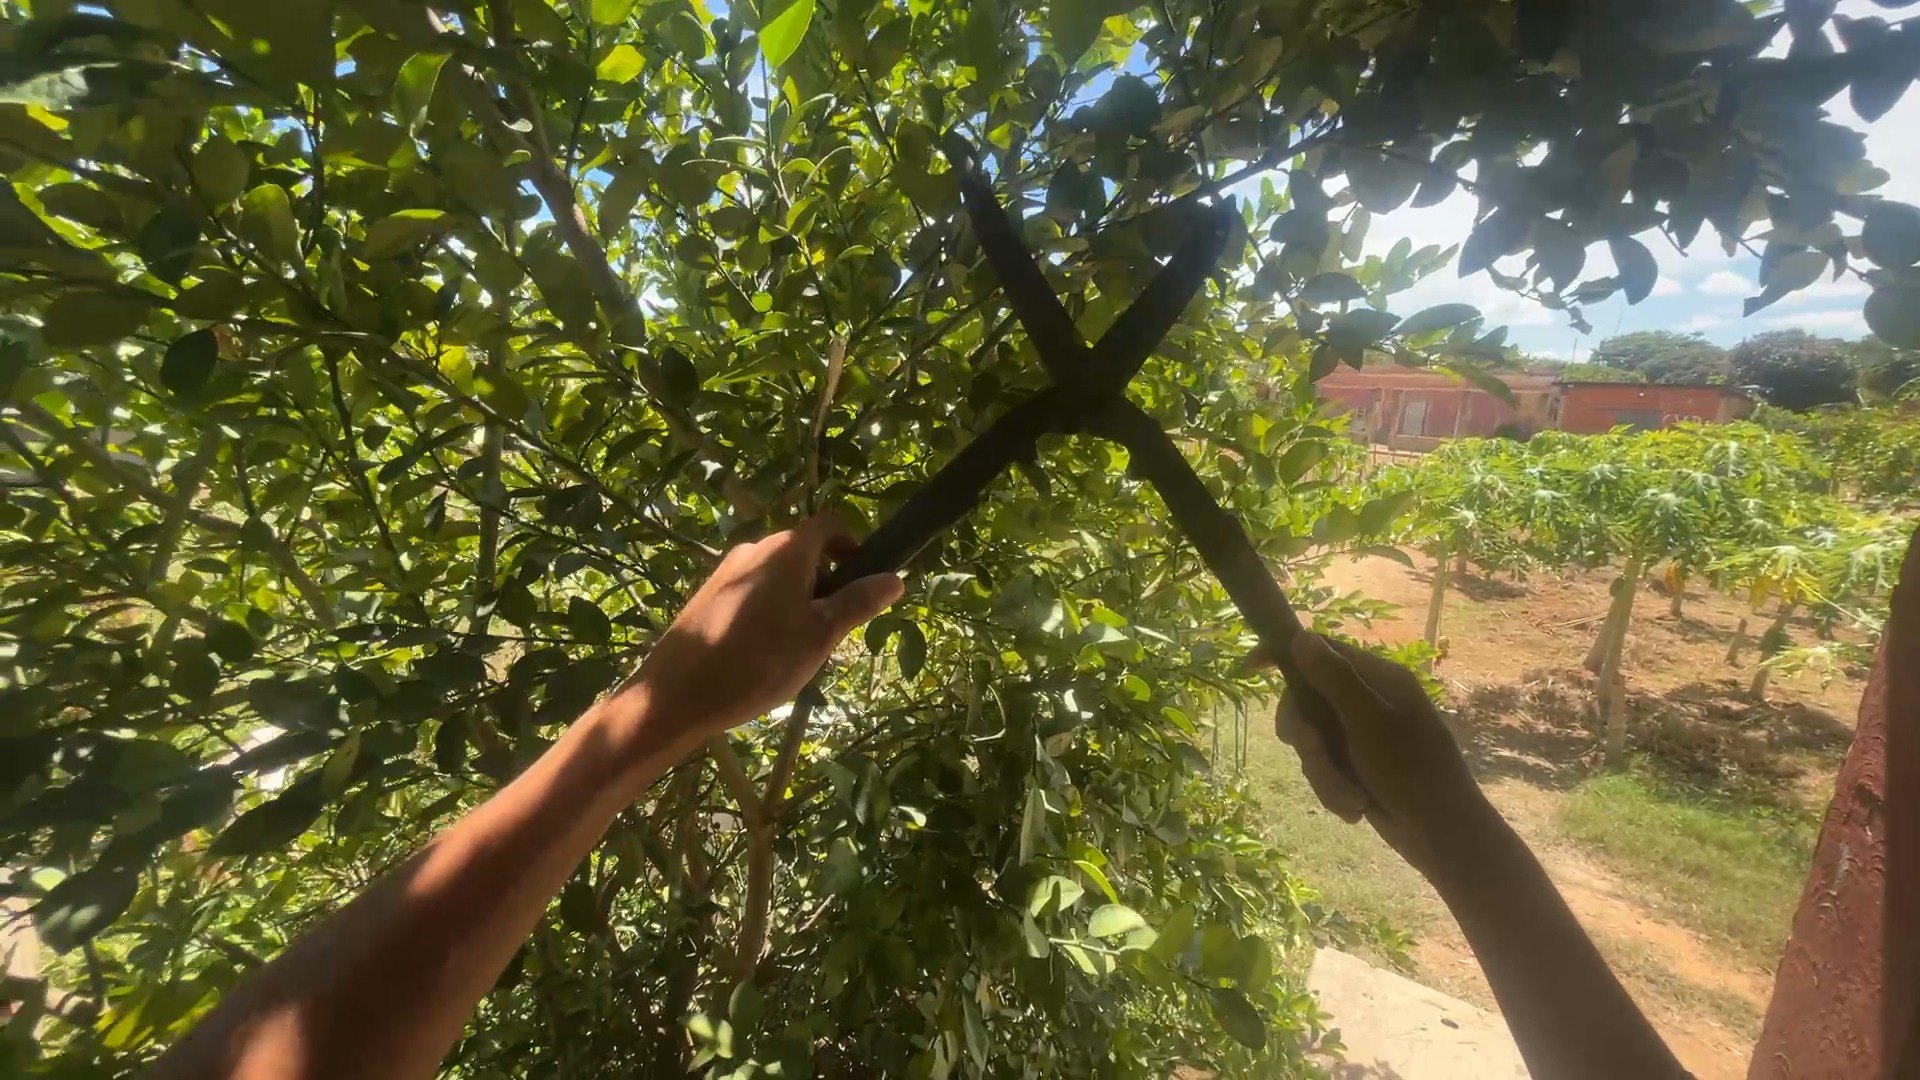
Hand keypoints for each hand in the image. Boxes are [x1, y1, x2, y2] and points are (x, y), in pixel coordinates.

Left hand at [628, 516, 903, 743]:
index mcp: (788, 549)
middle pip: (806, 551)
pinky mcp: (708, 594)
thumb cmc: (759, 661)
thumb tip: (895, 578)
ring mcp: (728, 570)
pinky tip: (763, 654)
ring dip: (800, 599)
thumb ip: (858, 602)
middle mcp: (756, 547)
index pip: (831, 525)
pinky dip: (771, 609)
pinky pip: (754, 590)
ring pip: (780, 574)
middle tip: (833, 628)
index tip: (864, 582)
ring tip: (798, 648)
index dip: (854, 546)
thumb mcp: (821, 634)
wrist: (675, 695)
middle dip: (827, 581)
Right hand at [1274, 634, 1488, 873]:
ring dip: (1322, 770)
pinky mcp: (1355, 762)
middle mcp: (1366, 700)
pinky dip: (1332, 786)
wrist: (1446, 839)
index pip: (1321, 650)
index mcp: (1378, 678)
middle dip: (1305, 734)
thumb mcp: (1369, 721)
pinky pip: (1322, 764)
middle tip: (1314, 751)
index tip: (1252, 667)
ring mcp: (1360, 732)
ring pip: (1310, 738)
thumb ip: (1335, 678)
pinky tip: (1354, 805)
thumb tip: (1301, 637)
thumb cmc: (1413, 773)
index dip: (1284, 654)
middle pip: (1305, 699)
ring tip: (1348, 796)